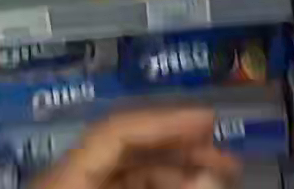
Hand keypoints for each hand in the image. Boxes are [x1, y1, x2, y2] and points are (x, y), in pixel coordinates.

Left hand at [33, 109, 241, 188]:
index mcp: (65, 173)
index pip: (119, 128)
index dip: (166, 119)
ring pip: (130, 174)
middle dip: (179, 148)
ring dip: (175, 173)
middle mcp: (68, 175)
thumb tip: (215, 175)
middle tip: (228, 156)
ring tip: (219, 176)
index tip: (211, 117)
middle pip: (127, 148)